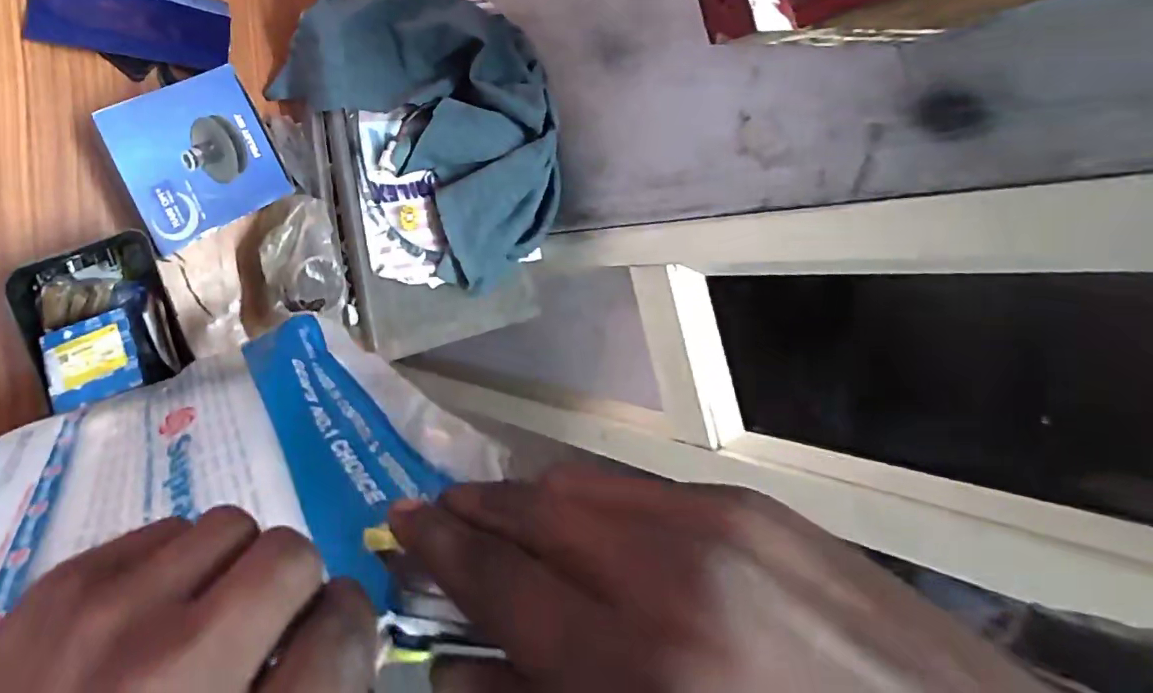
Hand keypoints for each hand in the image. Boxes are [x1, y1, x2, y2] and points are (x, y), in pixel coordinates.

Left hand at [0, 507, 376, 692]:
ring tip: (203, 614)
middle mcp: (176, 666)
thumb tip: (334, 650)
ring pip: (229, 525)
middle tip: (270, 627)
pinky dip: (174, 566)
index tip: (334, 640)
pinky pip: (164, 528)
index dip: (351, 634)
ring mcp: (111, 613)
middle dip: (296, 589)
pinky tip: (144, 614)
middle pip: (291, 557)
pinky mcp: (62, 582)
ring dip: (233, 568)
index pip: (339, 641)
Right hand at [389, 467, 1049, 692]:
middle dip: (472, 511)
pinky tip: (588, 536)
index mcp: (650, 668)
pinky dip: (588, 506)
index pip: (501, 581)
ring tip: (501, 525)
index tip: (400, 521)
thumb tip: (454, 665)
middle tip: (438, 520)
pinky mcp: (753, 504)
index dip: (440, 549)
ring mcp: (721, 521)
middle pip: (529, 510)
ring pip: (575, 484)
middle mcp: (675, 569)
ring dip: (524, 503)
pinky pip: (633, 490)